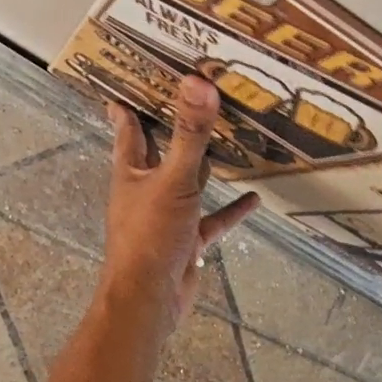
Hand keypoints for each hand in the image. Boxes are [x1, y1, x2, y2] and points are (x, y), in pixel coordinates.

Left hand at [100, 76, 258, 327]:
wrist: (149, 299)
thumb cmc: (150, 236)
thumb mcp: (173, 180)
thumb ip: (189, 135)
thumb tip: (199, 82)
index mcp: (131, 174)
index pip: (128, 132)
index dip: (128, 108)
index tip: (128, 84)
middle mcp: (145, 192)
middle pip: (159, 154)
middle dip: (171, 130)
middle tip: (191, 99)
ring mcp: (167, 219)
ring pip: (187, 185)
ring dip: (203, 167)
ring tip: (228, 140)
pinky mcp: (186, 243)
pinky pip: (212, 221)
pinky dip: (230, 211)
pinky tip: (253, 198)